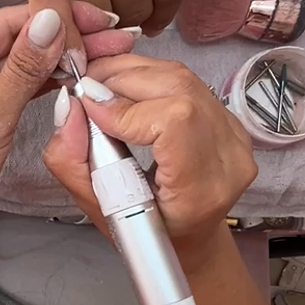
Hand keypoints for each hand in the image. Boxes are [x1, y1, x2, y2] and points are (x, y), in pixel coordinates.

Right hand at [0, 0, 186, 34]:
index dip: (162, 12)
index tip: (151, 20)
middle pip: (132, 7)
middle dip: (125, 19)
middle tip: (111, 20)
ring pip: (94, 14)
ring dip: (90, 24)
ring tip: (82, 22)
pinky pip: (51, 9)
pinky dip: (59, 33)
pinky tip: (60, 44)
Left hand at [0, 1, 137, 269]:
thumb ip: (22, 70)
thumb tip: (49, 21)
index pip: (4, 23)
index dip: (50, 16)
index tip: (92, 17)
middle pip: (18, 40)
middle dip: (64, 35)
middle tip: (112, 35)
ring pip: (25, 63)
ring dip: (63, 57)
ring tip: (108, 51)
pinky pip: (25, 86)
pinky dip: (52, 81)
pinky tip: (81, 75)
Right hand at [42, 53, 257, 262]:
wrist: (187, 233)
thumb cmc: (141, 228)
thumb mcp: (93, 205)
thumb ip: (70, 160)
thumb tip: (68, 106)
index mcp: (200, 189)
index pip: (174, 120)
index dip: (125, 108)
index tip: (87, 108)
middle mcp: (228, 156)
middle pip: (177, 87)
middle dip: (120, 80)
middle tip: (83, 91)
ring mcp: (235, 133)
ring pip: (180, 76)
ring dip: (130, 72)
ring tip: (96, 86)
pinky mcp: (229, 117)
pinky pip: (185, 80)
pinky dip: (145, 75)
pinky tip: (120, 88)